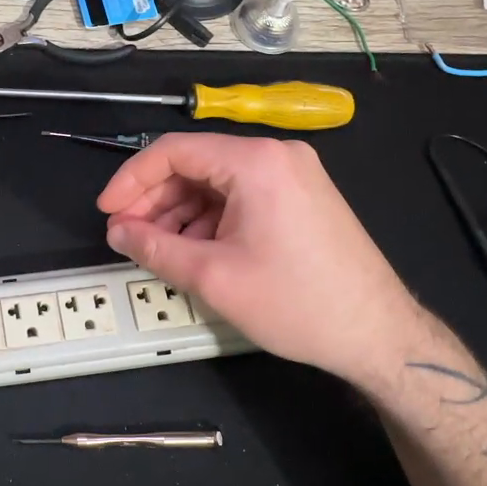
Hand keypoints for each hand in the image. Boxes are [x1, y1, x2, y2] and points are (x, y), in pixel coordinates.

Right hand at [97, 133, 421, 382]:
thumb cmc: (297, 303)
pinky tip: (193, 247)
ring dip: (180, 210)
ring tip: (156, 246)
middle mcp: (276, 155)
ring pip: (216, 181)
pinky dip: (210, 216)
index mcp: (256, 162)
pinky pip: (241, 194)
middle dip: (155, 199)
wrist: (379, 334)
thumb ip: (154, 247)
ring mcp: (293, 173)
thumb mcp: (213, 277)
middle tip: (127, 234)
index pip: (174, 151)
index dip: (132, 179)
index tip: (107, 210)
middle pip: (195, 164)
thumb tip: (117, 231)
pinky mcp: (302, 195)